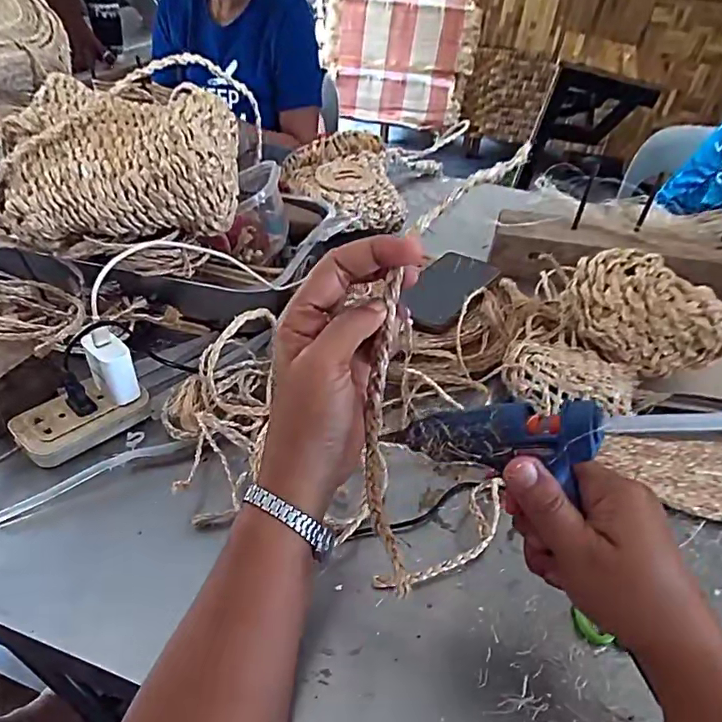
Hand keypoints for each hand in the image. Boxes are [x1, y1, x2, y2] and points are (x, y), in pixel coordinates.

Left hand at [258, 235, 423, 518]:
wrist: (310, 471)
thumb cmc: (307, 421)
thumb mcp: (323, 366)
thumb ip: (349, 326)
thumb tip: (379, 305)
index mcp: (301, 318)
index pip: (337, 268)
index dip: (373, 252)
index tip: (410, 250)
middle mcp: (320, 326)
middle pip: (355, 283)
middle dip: (385, 268)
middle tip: (420, 266)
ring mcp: (341, 349)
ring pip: (370, 310)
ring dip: (392, 300)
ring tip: (415, 293)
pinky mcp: (358, 370)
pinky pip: (378, 339)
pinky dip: (393, 331)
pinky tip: (405, 328)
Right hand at [503, 456, 716, 657]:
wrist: (672, 639)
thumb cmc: (623, 592)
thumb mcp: (573, 547)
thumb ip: (543, 503)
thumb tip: (517, 460)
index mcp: (614, 489)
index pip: (561, 466)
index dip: (533, 487)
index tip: (516, 513)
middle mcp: (623, 498)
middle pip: (561, 495)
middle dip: (542, 525)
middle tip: (546, 555)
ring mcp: (626, 522)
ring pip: (567, 521)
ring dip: (552, 546)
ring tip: (560, 573)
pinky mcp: (626, 543)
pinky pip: (584, 538)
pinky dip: (570, 556)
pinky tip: (570, 578)